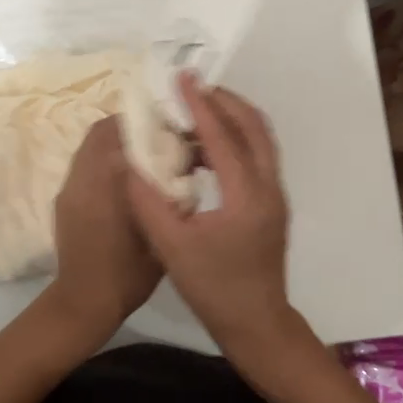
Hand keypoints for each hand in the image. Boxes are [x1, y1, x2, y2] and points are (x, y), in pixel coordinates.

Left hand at [45, 117, 161, 336]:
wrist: (84, 301)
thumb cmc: (127, 274)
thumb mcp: (159, 235)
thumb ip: (168, 197)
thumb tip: (180, 167)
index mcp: (105, 184)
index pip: (119, 133)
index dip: (144, 123)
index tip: (168, 127)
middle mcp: (82, 178)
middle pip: (100, 133)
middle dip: (129, 128)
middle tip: (158, 137)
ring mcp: (68, 188)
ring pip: (89, 147)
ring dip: (114, 144)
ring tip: (143, 157)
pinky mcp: (63, 200)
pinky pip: (82, 165)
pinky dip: (102, 162)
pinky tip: (123, 180)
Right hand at [128, 75, 294, 348]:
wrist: (256, 324)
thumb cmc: (213, 288)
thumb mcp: (171, 247)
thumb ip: (148, 202)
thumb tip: (128, 163)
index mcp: (245, 196)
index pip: (222, 136)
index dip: (199, 104)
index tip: (181, 78)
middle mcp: (268, 188)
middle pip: (253, 126)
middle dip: (223, 100)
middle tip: (189, 87)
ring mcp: (274, 196)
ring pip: (260, 139)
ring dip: (231, 117)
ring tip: (196, 109)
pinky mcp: (271, 205)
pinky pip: (257, 155)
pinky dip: (235, 137)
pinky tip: (205, 148)